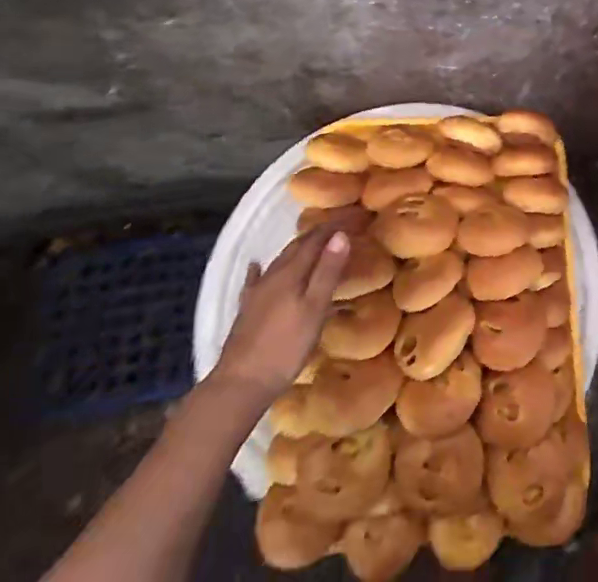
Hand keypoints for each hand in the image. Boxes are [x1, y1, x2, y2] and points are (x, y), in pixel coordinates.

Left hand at [208, 222, 350, 396]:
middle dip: (320, 233)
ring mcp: (257, 291)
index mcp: (291, 272)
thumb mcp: (315, 309)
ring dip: (300, 247)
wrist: (241, 382)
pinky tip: (256, 266)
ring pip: (281, 260)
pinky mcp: (247, 308)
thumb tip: (341, 235)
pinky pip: (256, 279)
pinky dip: (262, 268)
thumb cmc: (286, 347)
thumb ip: (328, 272)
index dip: (336, 225)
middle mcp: (273, 275)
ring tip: (315, 243)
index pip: (316, 239)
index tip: (356, 216)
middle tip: (341, 227)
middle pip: (298, 246)